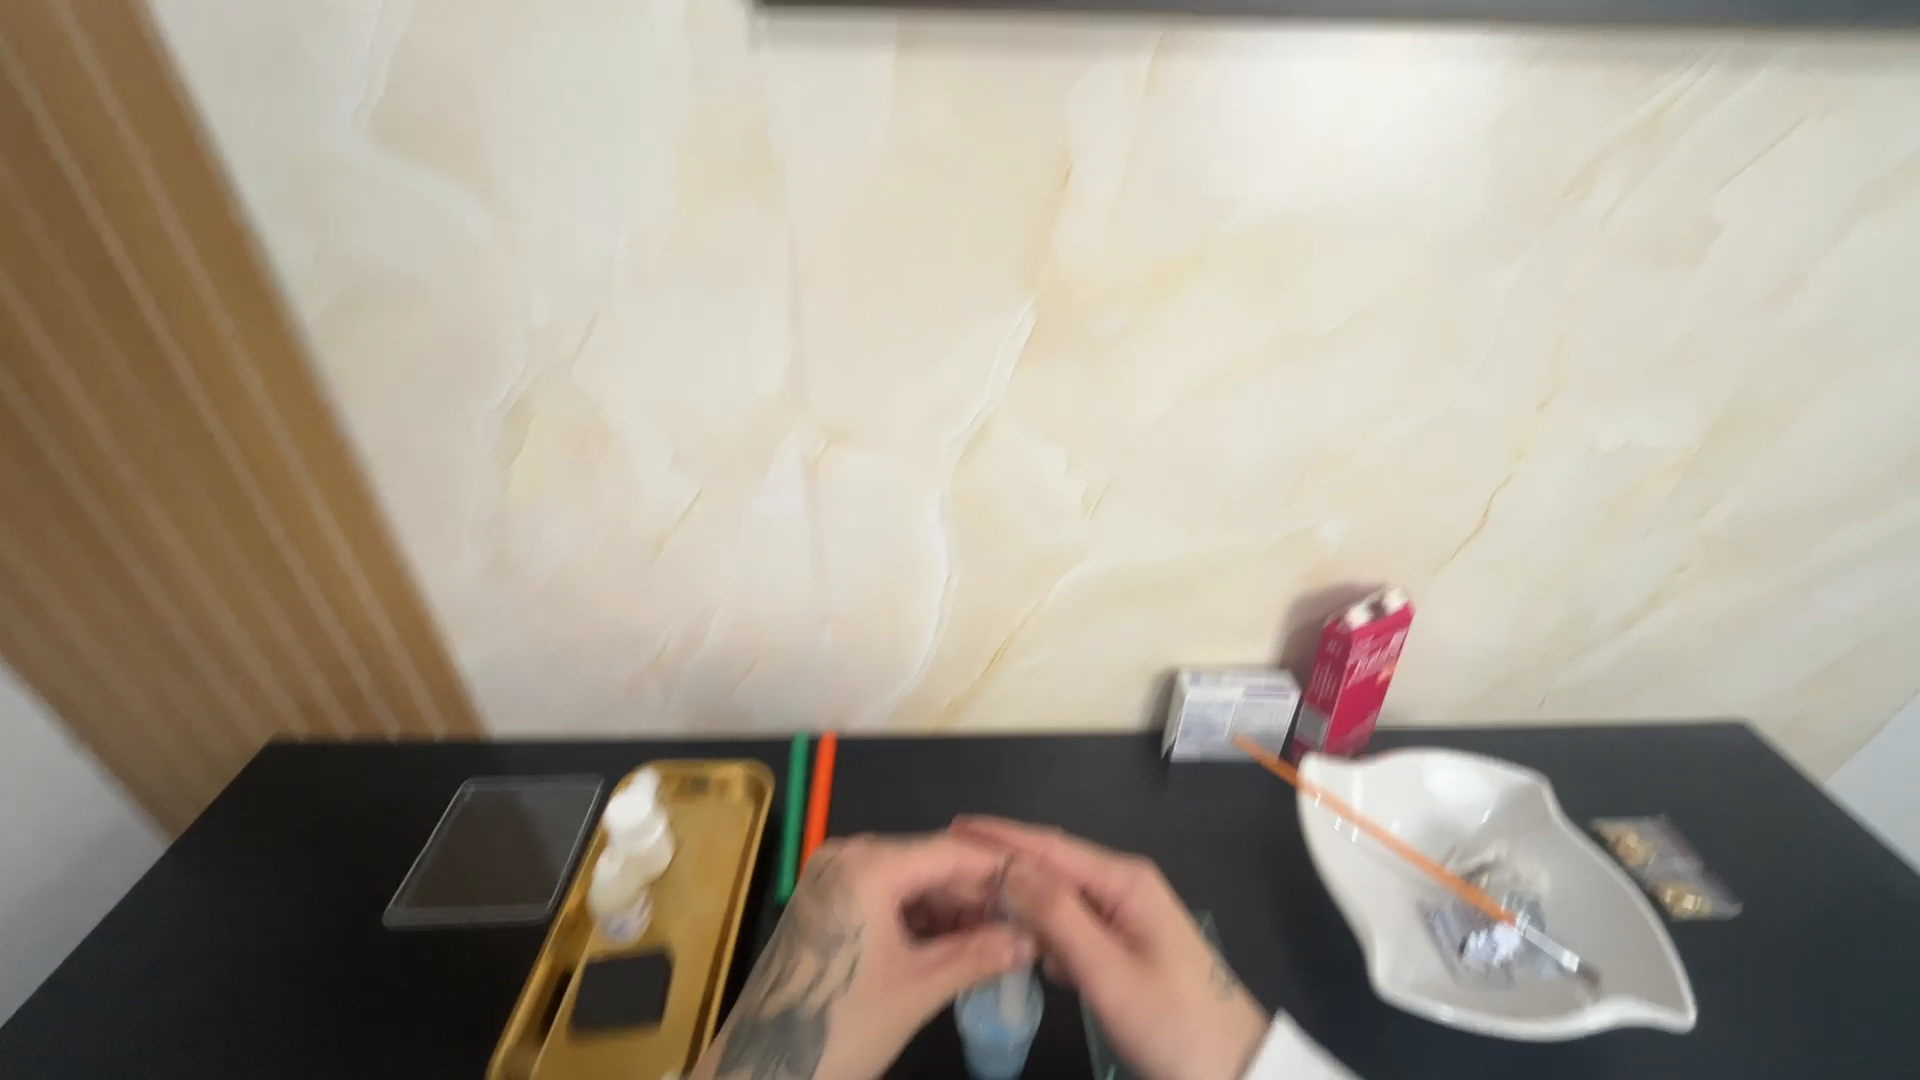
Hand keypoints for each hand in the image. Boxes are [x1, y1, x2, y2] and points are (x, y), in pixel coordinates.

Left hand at [690, 834, 1034, 1079]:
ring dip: (949, 906)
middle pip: (928, 862)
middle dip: (975, 892)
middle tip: (1021, 921)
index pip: (949, 851)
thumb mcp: (917, 990)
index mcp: (866, 865)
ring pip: (908, 879)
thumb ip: (978, 956)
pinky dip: (918, 916)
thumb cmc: (839, 1028)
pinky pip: (884, 894)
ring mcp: (832, 876)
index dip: (997, 869)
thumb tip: (1031, 941)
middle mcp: (846, 855)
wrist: (758, 1072)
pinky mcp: (825, 900)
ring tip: (994, 936)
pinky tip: (952, 940)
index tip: (1038, 887)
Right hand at [952, 817, 1269, 1079]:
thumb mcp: (1109, 972)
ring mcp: (1125, 915)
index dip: (1002, 836)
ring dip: (1021, 902)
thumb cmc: (1174, 1022)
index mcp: (1123, 880)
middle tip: (953, 870)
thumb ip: (1057, 915)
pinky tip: (1022, 945)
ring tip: (974, 903)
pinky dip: (1044, 932)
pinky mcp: (1124, 944)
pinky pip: (1072, 925)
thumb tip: (1008, 866)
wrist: (1235, 1073)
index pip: (1050, 847)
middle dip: (1005, 866)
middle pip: (1052, 867)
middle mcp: (1123, 886)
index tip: (956, 827)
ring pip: (1059, 898)